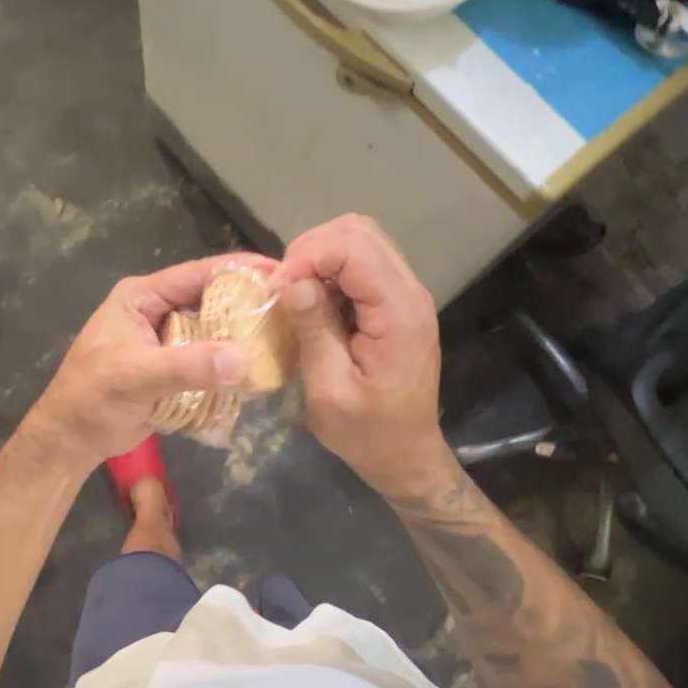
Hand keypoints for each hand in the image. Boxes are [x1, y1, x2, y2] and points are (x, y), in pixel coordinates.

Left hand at [25, 253, 275, 470]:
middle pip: (211, 301)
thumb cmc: (92, 399)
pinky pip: (208, 362)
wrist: (70, 441)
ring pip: (213, 332)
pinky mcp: (172, 370)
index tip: (281, 271)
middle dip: (247, 306)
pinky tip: (260, 373)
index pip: (197, 273)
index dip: (239, 270)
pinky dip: (229, 367)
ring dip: (241, 339)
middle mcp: (156, 312)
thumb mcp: (136, 377)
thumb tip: (242, 358)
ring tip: (285, 340)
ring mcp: (165, 342)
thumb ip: (187, 366)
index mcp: (142, 297)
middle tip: (292, 311)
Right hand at [274, 216, 450, 492]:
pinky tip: (314, 302)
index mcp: (399, 314)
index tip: (277, 289)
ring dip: (320, 258)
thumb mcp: (329, 390)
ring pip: (361, 240)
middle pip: (359, 231)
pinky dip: (332, 271)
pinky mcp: (398, 304)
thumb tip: (291, 280)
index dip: (308, 256)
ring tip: (295, 294)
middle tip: (283, 289)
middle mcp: (410, 293)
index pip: (354, 247)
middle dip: (311, 250)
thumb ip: (313, 329)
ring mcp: (407, 296)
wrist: (406, 456)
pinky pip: (364, 264)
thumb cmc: (367, 434)